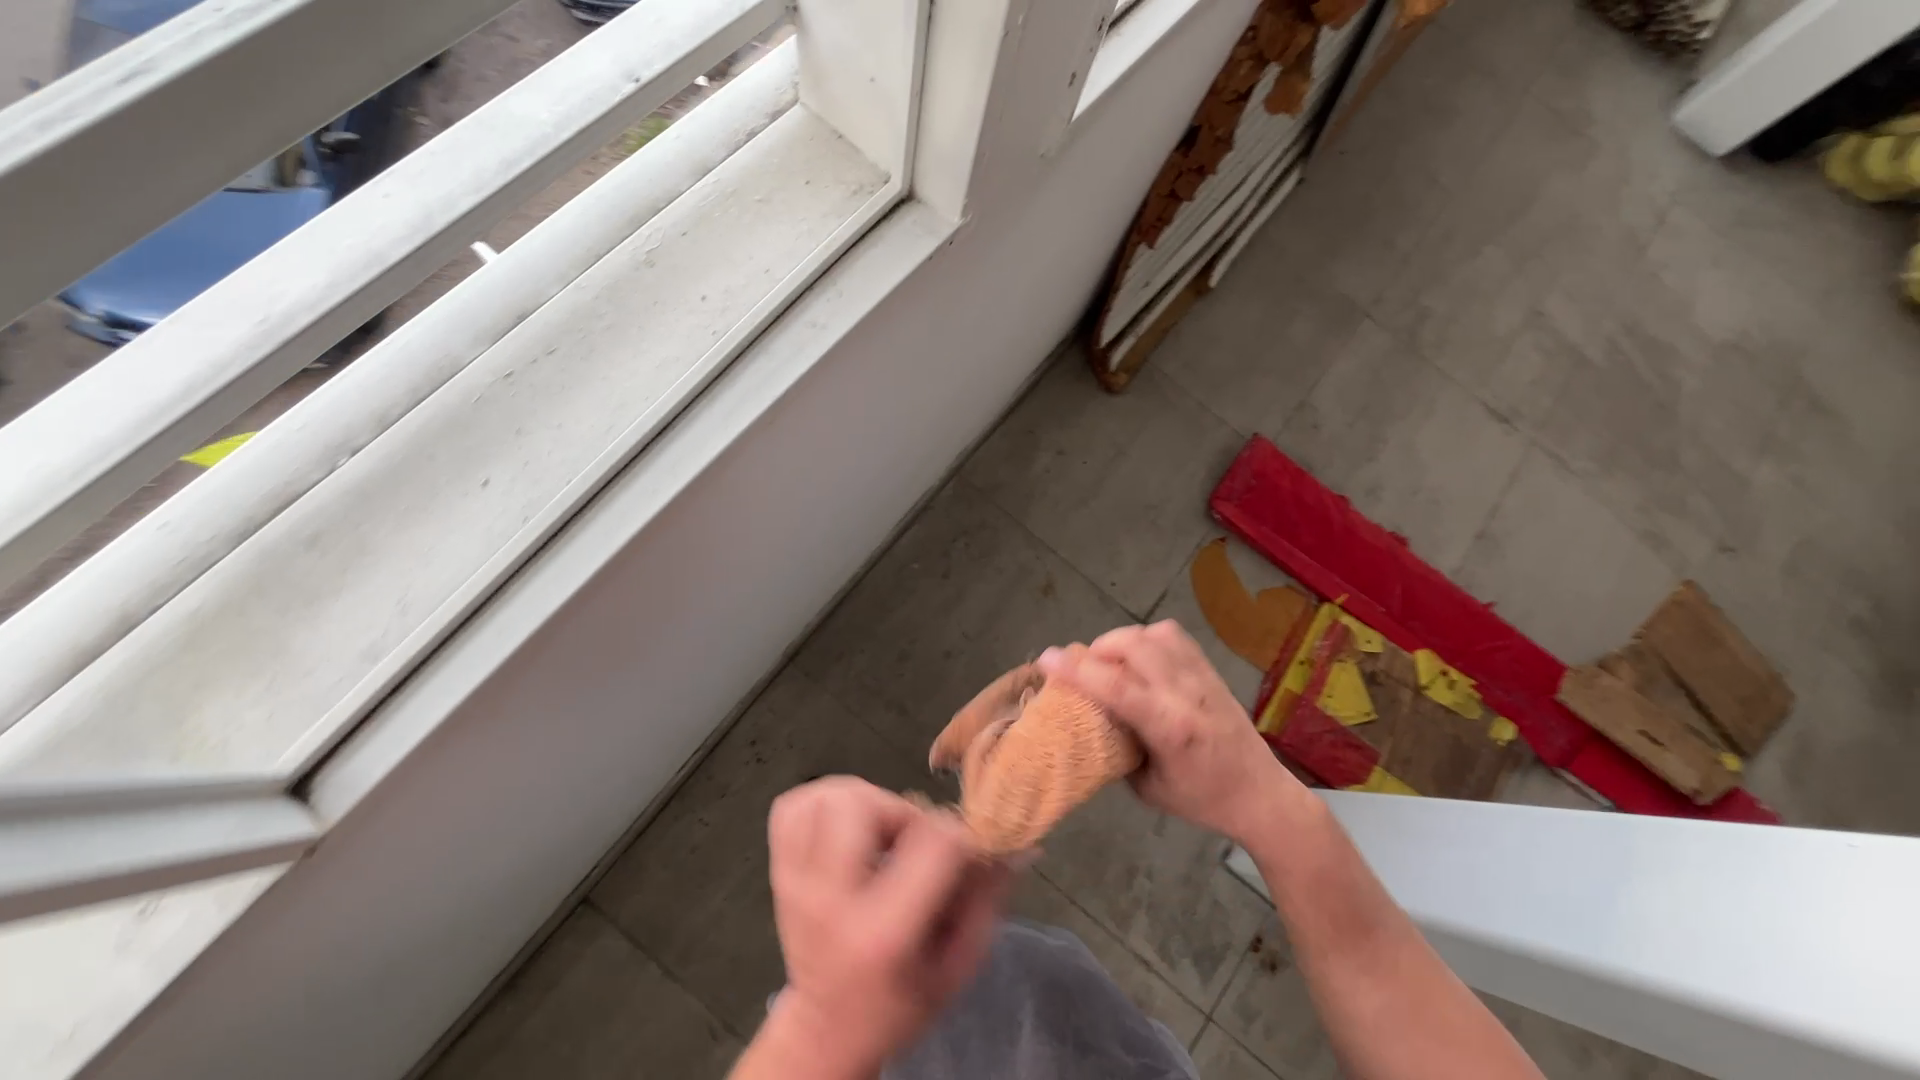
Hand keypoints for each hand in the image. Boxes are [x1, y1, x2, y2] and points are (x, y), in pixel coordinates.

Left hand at [761, 777, 1010, 1076]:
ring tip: (881, 833)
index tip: (965, 848)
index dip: (959, 832)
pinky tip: (847, 828)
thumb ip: (987, 899)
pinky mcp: (778, 873)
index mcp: (884, 933)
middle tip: (914, 840)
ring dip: (865, 802)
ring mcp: (796, 884)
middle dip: (902, 810)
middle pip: (861, 806)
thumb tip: (1018, 844)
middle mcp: (831, 901)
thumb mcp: (958, 963)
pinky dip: (825, 803)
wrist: (827, 1029)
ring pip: (827, 798)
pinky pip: (793, 807)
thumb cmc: (901, 1002)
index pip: (931, 843)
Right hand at [1037, 620, 1302, 844]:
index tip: (1046, 659)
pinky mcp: (1211, 670)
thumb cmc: (1202, 800)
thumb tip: (1089, 723)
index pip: (1115, 687)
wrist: (1260, 794)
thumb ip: (1117, 750)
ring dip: (1122, 640)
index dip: (1076, 670)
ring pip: (1153, 634)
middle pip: (1133, 646)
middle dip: (1096, 649)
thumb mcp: (1147, 788)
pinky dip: (1147, 638)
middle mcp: (1186, 694)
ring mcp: (1202, 677)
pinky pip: (1174, 636)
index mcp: (1170, 728)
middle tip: (1081, 668)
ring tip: (1110, 661)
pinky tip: (1140, 658)